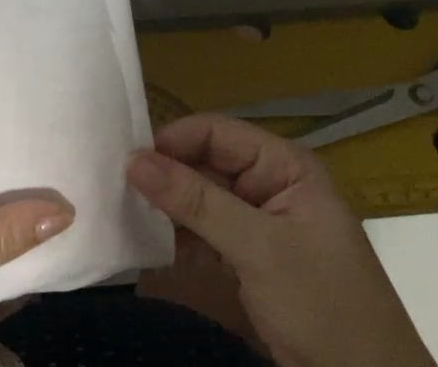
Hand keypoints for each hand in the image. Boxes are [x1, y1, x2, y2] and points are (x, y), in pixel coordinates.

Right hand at [127, 114, 433, 366]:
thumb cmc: (324, 304)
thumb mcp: (259, 248)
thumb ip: (197, 202)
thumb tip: (134, 160)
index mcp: (285, 166)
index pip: (217, 133)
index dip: (173, 140)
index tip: (126, 160)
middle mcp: (270, 185)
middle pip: (205, 164)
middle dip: (164, 174)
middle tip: (113, 186)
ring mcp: (258, 224)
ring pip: (200, 199)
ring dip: (167, 207)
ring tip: (120, 211)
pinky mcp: (248, 259)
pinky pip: (204, 233)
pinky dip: (178, 238)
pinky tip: (145, 243)